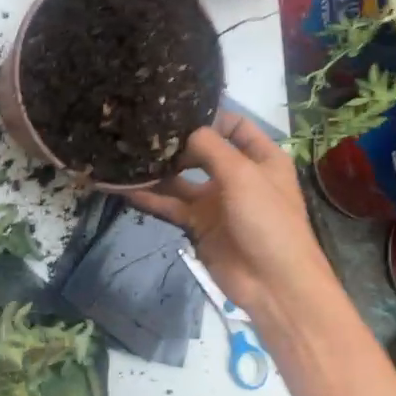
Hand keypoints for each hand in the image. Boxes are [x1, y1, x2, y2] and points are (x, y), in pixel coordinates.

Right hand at [125, 117, 340, 345]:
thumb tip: (182, 132)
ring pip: (179, 180)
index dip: (208, 116)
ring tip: (122, 155)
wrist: (274, 284)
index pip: (234, 126)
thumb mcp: (243, 175)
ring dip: (155, 170)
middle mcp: (237, 175)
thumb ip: (211, 148)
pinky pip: (169, 206)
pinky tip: (121, 187)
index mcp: (261, 158)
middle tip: (139, 131)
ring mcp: (216, 201)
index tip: (174, 111)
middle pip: (201, 151)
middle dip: (174, 143)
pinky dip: (148, 198)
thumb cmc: (268, 221)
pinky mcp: (198, 225)